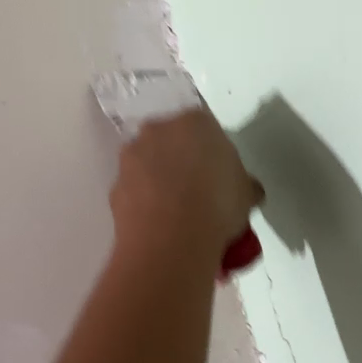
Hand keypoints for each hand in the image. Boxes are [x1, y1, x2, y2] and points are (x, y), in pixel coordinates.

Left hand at [110, 108, 262, 265]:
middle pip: (172, 142)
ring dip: (160, 182)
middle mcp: (158, 130)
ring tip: (178, 215)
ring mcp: (131, 157)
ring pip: (149, 165)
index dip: (213, 154)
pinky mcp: (114, 186)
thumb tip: (246, 191)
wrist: (171, 240)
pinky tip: (160, 226)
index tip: (220, 178)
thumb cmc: (217, 206)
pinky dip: (145, 204)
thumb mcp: (247, 195)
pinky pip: (135, 191)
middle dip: (182, 162)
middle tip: (199, 194)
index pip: (206, 128)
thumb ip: (245, 185)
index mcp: (195, 122)